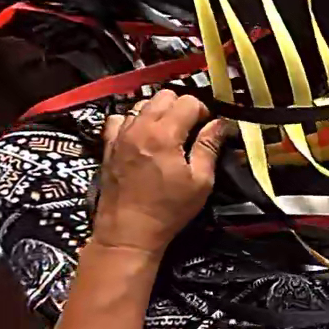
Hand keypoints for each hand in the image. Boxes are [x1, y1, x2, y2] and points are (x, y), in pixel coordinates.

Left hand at [90, 90, 229, 256]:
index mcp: (165, 134)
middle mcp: (140, 127)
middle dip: (181, 107)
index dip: (203, 112)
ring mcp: (121, 135)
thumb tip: (220, 123)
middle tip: (189, 130)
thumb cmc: (168, 210)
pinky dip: (133, 121)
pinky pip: (120, 118)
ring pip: (142, 103)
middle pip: (164, 95)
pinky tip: (141, 136)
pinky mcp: (108, 145)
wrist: (128, 232)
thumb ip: (209, 147)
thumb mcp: (200, 182)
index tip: (207, 130)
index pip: (188, 101)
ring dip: (158, 112)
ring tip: (167, 134)